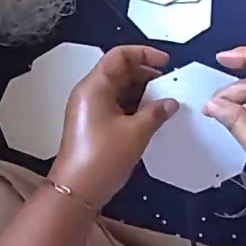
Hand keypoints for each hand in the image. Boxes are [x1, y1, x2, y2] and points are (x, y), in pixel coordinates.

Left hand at [49, 45, 177, 207]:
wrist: (76, 191)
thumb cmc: (101, 158)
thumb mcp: (135, 133)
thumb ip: (155, 113)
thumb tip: (169, 102)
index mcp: (94, 87)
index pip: (119, 56)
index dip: (144, 54)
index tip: (166, 62)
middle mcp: (88, 93)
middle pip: (118, 70)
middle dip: (145, 74)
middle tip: (169, 84)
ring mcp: (88, 108)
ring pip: (117, 88)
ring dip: (140, 91)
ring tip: (164, 101)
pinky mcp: (91, 123)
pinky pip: (114, 104)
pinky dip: (132, 105)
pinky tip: (150, 116)